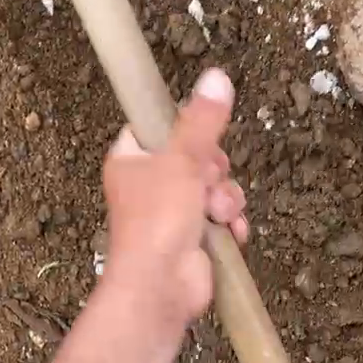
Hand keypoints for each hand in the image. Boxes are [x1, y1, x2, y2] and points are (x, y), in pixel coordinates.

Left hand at [97, 68, 247, 334]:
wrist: (160, 286)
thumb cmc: (157, 221)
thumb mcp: (181, 160)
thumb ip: (202, 121)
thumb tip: (217, 76)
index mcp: (132, 160)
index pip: (159, 128)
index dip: (185, 129)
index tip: (198, 137)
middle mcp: (150, 185)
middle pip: (197, 157)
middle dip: (214, 171)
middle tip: (207, 181)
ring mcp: (173, 214)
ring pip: (216, 188)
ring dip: (226, 200)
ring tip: (217, 214)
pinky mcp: (195, 239)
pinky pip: (223, 218)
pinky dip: (230, 225)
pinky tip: (229, 232)